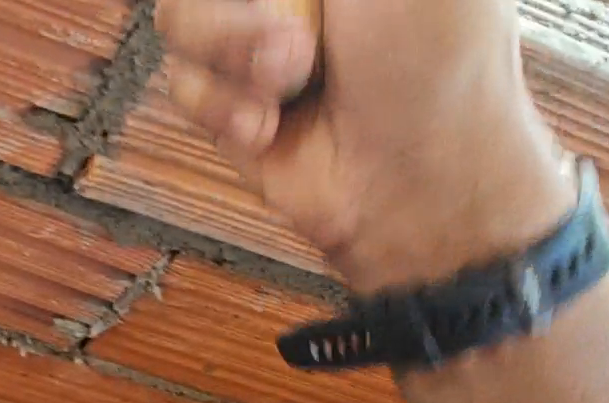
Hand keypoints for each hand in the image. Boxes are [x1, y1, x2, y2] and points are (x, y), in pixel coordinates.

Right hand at [155, 0, 575, 290]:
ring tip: (288, 87)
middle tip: (296, 41)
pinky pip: (180, 87)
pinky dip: (223, 110)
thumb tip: (290, 1)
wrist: (401, 180)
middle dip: (235, 14)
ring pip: (177, 20)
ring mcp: (245, 31)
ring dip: (229, 63)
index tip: (278, 15)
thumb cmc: (432, 55)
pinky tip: (268, 126)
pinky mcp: (222, 95)